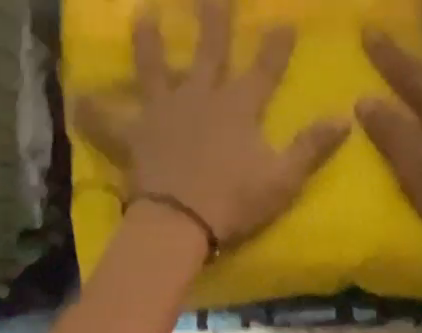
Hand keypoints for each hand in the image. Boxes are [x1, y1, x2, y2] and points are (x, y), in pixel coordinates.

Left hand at [74, 0, 351, 250]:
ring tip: (141, 17)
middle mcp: (200, 97)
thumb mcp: (283, 179)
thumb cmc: (235, 203)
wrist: (182, 223)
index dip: (276, 46)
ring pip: (154, 69)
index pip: (265, 68)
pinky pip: (109, 123)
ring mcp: (164, 113)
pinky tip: (77, 101)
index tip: (284, 23)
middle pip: (209, 50)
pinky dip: (93, 114)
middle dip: (214, 19)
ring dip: (148, 42)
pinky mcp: (135, 137)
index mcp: (240, 107)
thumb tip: (345, 118)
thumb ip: (311, 147)